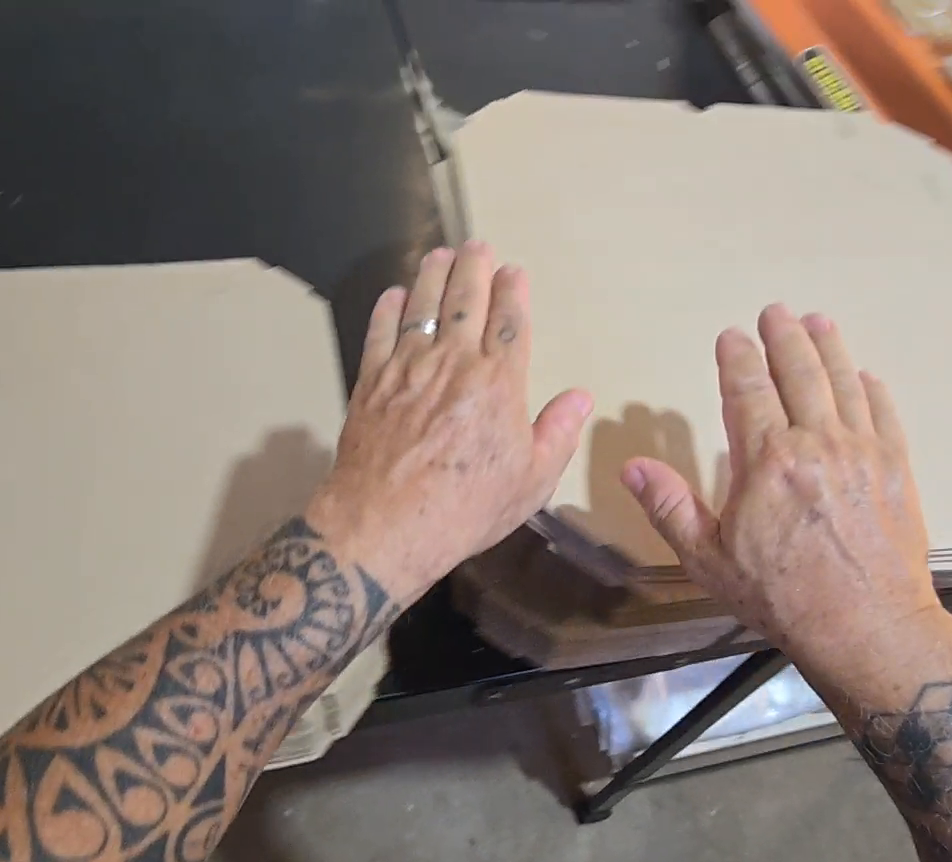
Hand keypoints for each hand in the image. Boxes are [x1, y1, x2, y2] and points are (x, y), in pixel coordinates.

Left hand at [308, 241, 592, 604]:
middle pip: (466, 301)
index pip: (509, 322)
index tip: (514, 272)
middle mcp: (453, 363)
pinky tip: (393, 296)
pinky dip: (387, 310)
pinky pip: (379, 333)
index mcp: (498, 384)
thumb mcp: (531, 482)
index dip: (513, 292)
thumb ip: (557, 434)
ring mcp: (407, 369)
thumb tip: (580, 398)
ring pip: (422, 306)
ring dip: (432, 276)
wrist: (387, 524)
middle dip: (474, 268)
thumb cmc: (466, 508)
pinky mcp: (371, 383)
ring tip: (439, 255)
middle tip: (476, 246)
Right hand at [621, 306, 951, 713]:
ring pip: (844, 383)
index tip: (731, 336)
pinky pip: (884, 413)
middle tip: (775, 312)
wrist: (866, 626)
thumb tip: (631, 467)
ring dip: (829, 348)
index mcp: (767, 460)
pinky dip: (871, 388)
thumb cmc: (778, 595)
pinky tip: (864, 375)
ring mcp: (864, 452)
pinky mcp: (897, 469)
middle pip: (800, 373)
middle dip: (784, 338)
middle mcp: (818, 442)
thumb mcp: (708, 558)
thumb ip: (670, 507)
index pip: (748, 391)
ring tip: (818, 321)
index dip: (737, 359)